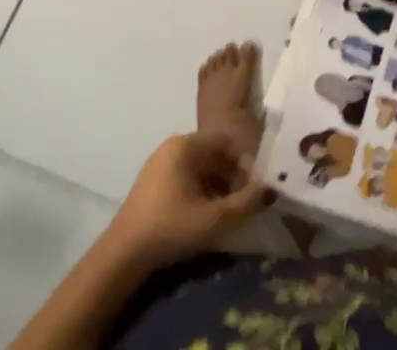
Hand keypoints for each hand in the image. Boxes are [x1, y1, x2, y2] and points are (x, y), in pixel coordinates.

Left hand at [105, 133, 269, 267]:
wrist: (124, 254)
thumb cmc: (171, 228)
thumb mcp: (215, 218)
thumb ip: (248, 202)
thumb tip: (272, 189)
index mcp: (185, 145)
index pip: (228, 141)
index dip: (248, 161)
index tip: (259, 185)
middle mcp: (173, 147)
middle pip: (216, 154)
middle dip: (235, 176)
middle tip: (249, 201)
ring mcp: (162, 164)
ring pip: (204, 168)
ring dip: (222, 186)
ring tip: (232, 211)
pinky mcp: (156, 182)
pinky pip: (189, 177)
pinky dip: (205, 192)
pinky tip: (211, 215)